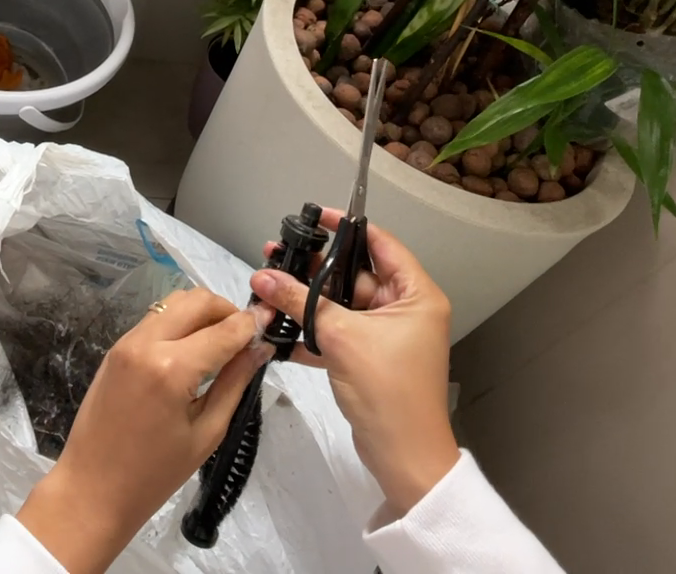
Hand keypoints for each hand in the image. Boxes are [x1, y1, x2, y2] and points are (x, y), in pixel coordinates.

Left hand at [18, 288, 267, 573]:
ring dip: (202, 311)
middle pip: (196, 300)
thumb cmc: (154, 474)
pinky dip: (179, 321)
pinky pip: (156, 318)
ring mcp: (128, 340)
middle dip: (226, 309)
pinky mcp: (117, 346)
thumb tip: (260, 348)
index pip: (223, 330)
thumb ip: (235, 383)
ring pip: (174, 302)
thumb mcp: (206, 433)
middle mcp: (147, 342)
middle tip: (244, 335)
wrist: (92, 489)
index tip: (271, 321)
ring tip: (220, 341)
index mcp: (172, 368)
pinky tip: (192, 348)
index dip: (251, 323)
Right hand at [251, 209, 459, 515]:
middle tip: (275, 252)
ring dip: (304, 298)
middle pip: (351, 273)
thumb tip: (261, 275)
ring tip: (266, 283)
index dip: (347, 226)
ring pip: (337, 302)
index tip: (313, 215)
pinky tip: (275, 322)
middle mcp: (402, 308)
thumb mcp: (341, 337)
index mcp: (414, 294)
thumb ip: (300, 301)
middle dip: (312, 266)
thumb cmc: (387, 390)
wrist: (403, 460)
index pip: (380, 243)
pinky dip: (309, 328)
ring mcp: (383, 333)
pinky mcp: (366, 356)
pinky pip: (334, 329)